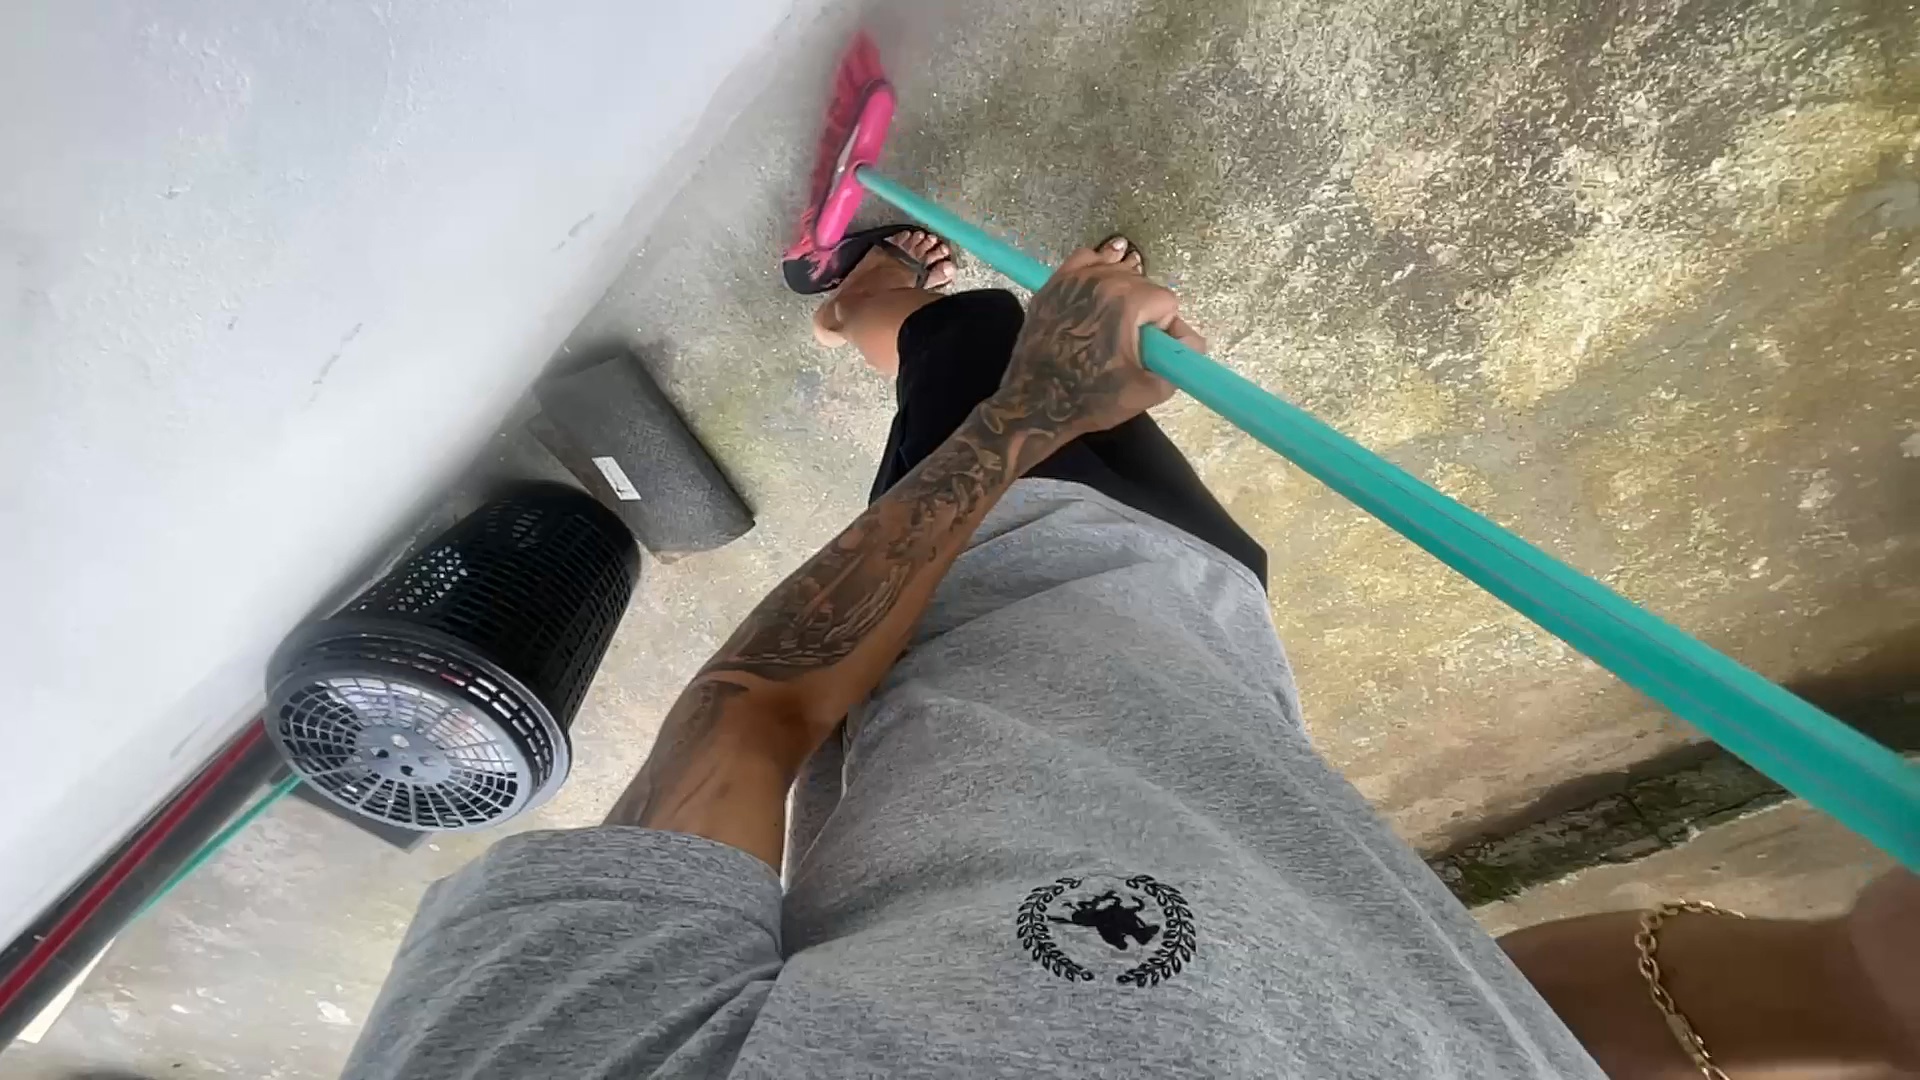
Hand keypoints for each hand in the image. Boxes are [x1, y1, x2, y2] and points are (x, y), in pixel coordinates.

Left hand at [992, 238, 1204, 438]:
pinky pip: (1084, 261)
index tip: (1149, 349)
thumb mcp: (1147, 390)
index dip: (1164, 328)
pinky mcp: (1052, 286)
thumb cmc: (1090, 399)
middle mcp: (1102, 280)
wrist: (1035, 405)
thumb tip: (1193, 345)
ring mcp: (1073, 280)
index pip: (1166, 301)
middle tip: (1128, 344)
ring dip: (1121, 292)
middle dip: (1143, 312)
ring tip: (1112, 323)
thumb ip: (1180, 362)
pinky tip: (1097, 292)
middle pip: (1141, 284)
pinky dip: (1095, 272)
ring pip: (1114, 270)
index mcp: (1128, 300)